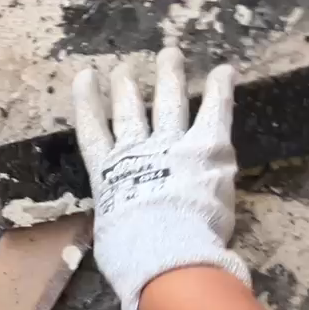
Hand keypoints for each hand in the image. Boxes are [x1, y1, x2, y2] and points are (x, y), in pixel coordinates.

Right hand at [73, 48, 251, 309]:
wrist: (163, 250)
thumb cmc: (129, 255)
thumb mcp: (111, 236)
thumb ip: (120, 217)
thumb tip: (124, 222)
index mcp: (107, 176)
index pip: (92, 133)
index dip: (87, 104)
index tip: (85, 78)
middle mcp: (135, 153)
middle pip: (128, 113)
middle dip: (125, 89)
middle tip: (123, 70)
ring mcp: (171, 145)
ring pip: (167, 103)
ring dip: (168, 77)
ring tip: (168, 54)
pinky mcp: (206, 146)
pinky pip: (214, 111)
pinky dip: (219, 90)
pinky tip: (223, 71)